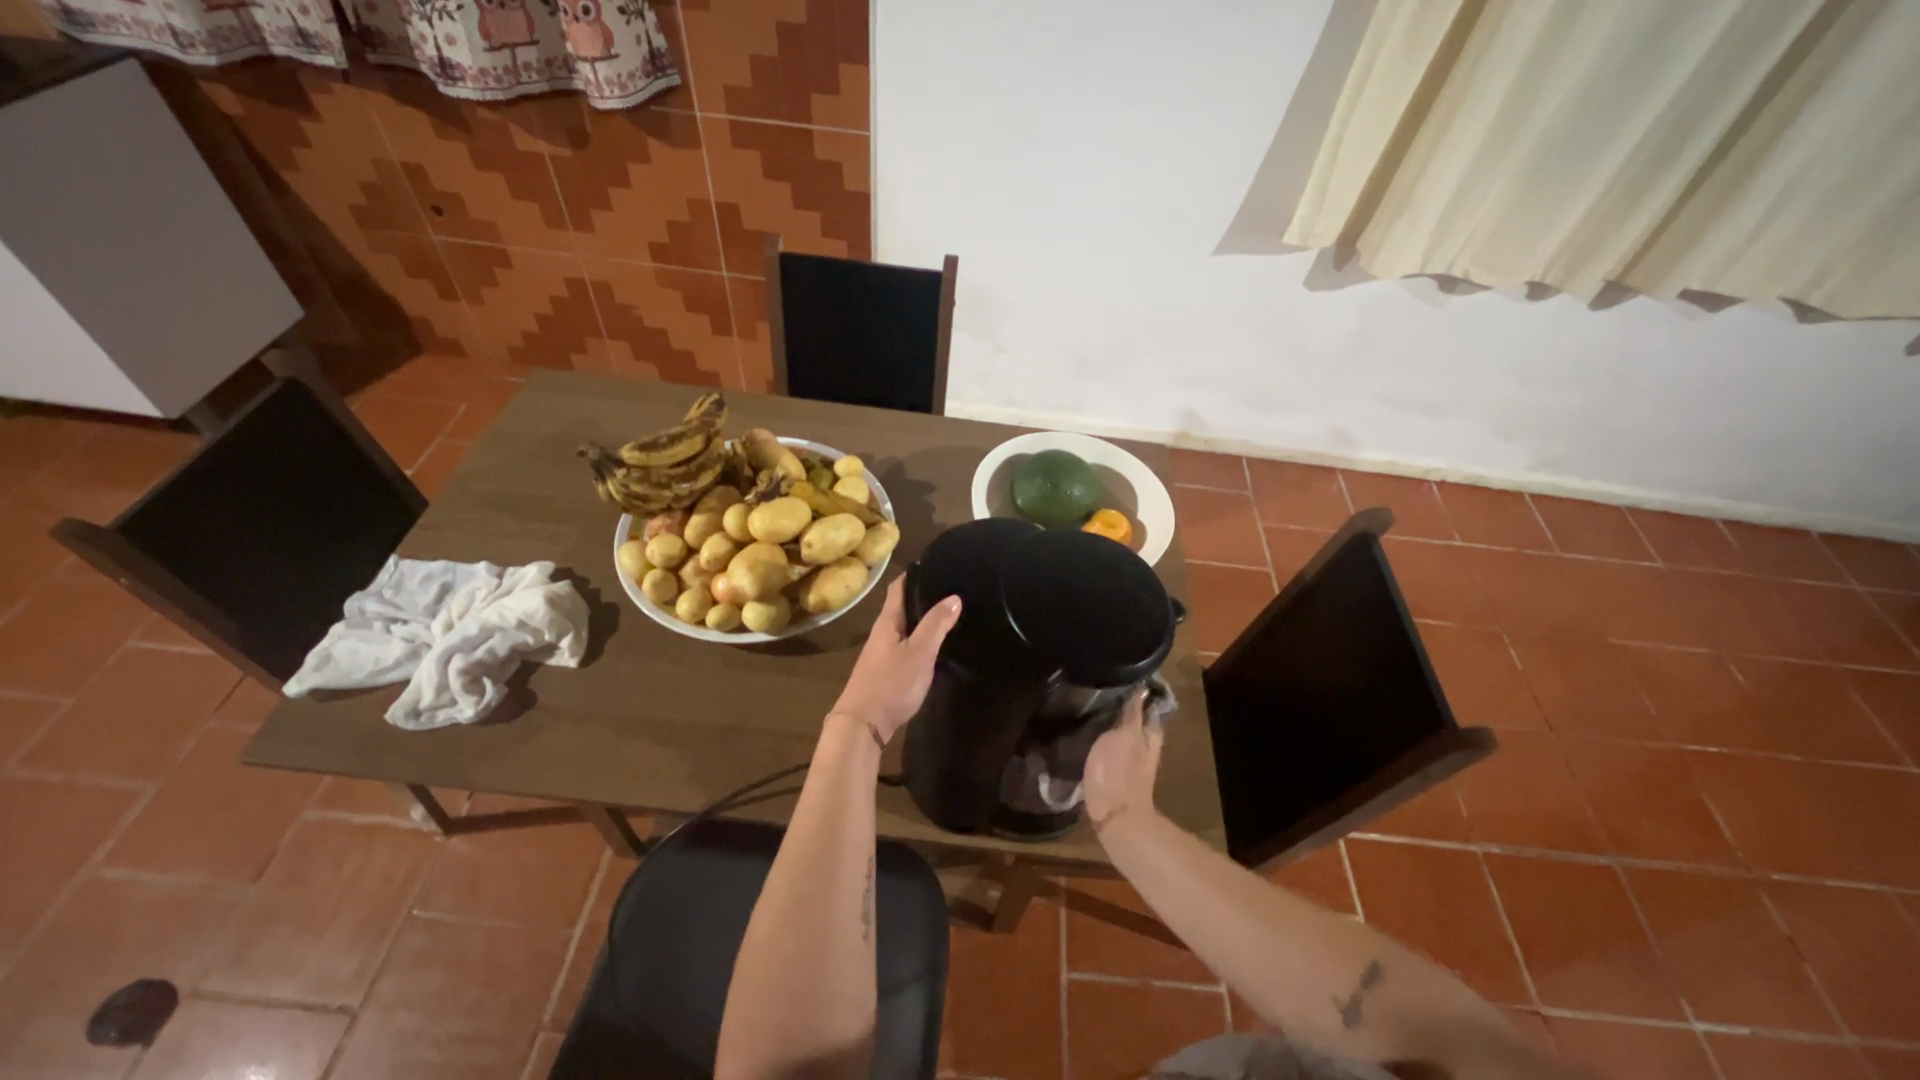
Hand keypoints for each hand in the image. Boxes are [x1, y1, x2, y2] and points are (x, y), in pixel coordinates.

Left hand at [827, 575, 961, 747]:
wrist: (863, 724)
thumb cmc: (891, 683)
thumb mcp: (919, 652)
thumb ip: (936, 624)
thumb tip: (953, 596)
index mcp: (887, 622)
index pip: (898, 588)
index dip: (913, 574)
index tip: (933, 564)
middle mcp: (881, 634)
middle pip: (900, 608)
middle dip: (921, 597)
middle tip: (949, 588)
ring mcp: (881, 654)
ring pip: (903, 628)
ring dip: (920, 620)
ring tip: (946, 614)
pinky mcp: (885, 672)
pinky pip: (904, 646)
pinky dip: (919, 640)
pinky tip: (932, 646)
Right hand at [1083, 689, 1163, 833]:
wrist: (1113, 815)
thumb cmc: (1119, 772)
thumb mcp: (1126, 735)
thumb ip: (1132, 713)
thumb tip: (1141, 688)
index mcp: (1149, 732)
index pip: (1145, 702)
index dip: (1135, 688)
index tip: (1117, 672)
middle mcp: (1143, 743)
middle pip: (1133, 716)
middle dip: (1118, 702)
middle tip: (1095, 686)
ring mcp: (1129, 758)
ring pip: (1120, 730)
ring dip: (1108, 718)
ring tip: (1086, 702)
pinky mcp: (1114, 769)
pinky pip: (1108, 743)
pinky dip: (1100, 734)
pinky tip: (1085, 728)